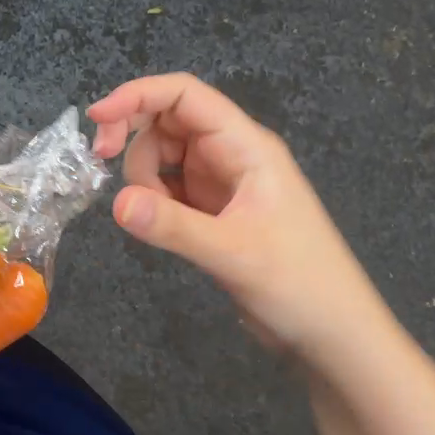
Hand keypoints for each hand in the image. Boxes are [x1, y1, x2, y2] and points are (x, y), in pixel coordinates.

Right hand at [88, 73, 390, 359]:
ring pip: (161, 150)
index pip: (184, 94)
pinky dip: (151, 196)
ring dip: (142, 174)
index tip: (98, 118)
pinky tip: (160, 225)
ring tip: (153, 216)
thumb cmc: (301, 286)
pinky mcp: (211, 205)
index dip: (137, 95)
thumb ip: (173, 226)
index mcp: (246, 146)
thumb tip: (116, 203)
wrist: (336, 339)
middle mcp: (230, 152)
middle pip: (165, 117)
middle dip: (129, 132)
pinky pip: (166, 182)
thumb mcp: (234, 254)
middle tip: (100, 160)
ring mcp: (220, 178)